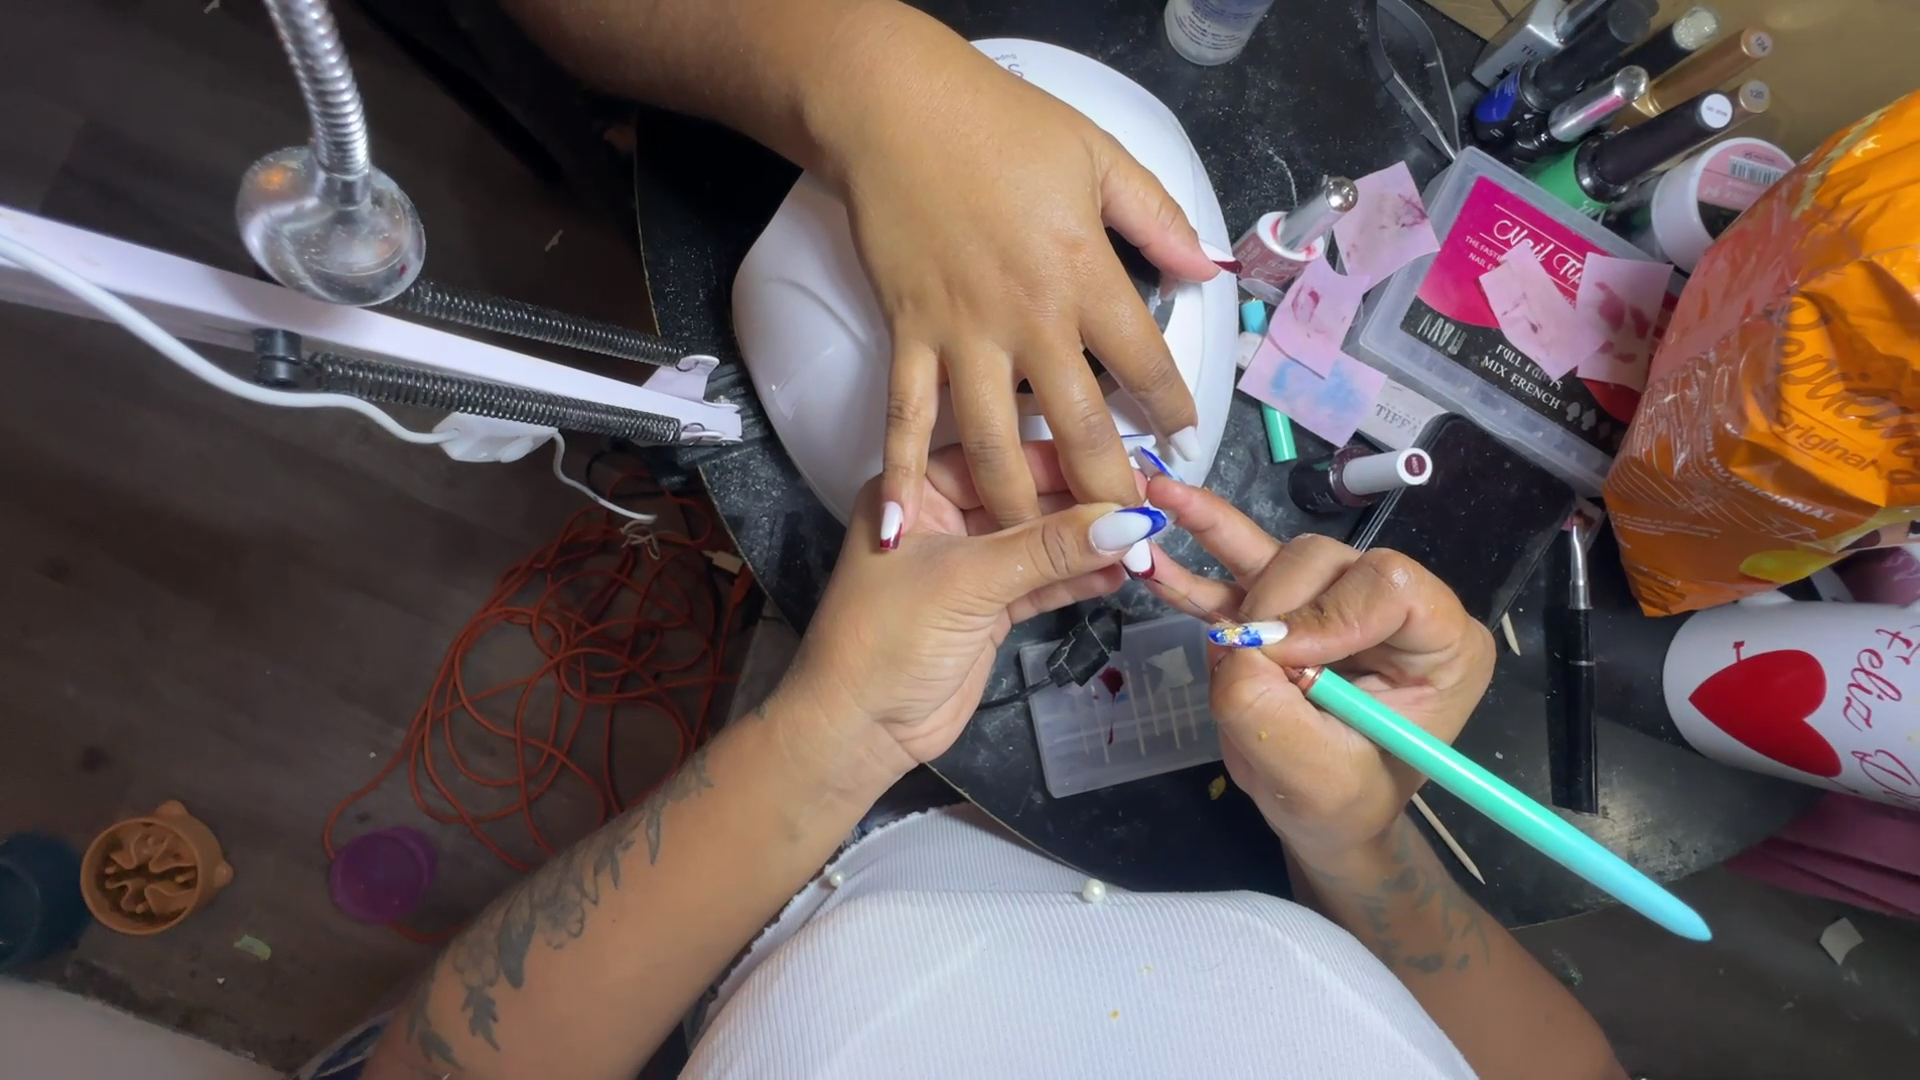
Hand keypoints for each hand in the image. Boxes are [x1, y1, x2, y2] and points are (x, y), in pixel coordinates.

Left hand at [785, 443, 1164, 776]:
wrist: (860, 729)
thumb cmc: (890, 636)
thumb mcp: (968, 581)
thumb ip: (1049, 549)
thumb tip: (1130, 520)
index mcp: (917, 491)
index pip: (998, 457)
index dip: (1060, 461)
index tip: (1124, 464)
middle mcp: (943, 519)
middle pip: (1023, 499)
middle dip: (1081, 507)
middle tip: (1146, 505)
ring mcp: (968, 566)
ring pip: (1037, 544)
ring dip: (1086, 547)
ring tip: (1145, 542)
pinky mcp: (988, 606)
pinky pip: (1040, 583)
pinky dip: (1075, 581)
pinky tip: (1118, 574)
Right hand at [808, 12, 1220, 541]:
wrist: (897, 110)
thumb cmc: (1000, 126)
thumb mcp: (1099, 155)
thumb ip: (1158, 218)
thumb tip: (1207, 271)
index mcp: (1084, 274)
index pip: (1144, 362)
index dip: (1172, 412)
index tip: (1183, 448)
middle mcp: (1029, 320)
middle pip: (1080, 426)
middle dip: (1110, 490)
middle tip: (1128, 541)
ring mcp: (963, 337)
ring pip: (995, 442)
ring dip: (1020, 505)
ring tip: (1042, 551)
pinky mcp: (908, 341)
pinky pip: (903, 419)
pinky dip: (897, 474)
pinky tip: (896, 528)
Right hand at [1141, 476, 1494, 865]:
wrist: (1318, 813)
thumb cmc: (1337, 804)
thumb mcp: (1312, 776)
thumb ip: (1267, 710)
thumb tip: (1226, 643)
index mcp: (1438, 645)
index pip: (1390, 585)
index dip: (1328, 612)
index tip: (1286, 662)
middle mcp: (1388, 607)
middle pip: (1322, 561)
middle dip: (1270, 603)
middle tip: (1237, 658)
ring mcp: (1328, 600)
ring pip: (1274, 554)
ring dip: (1213, 541)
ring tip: (1158, 524)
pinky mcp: (1279, 608)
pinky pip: (1233, 574)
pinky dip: (1190, 569)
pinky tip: (1149, 558)